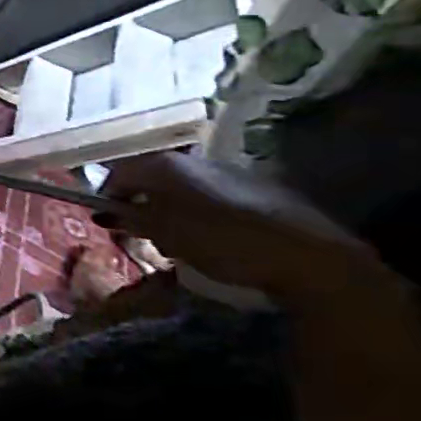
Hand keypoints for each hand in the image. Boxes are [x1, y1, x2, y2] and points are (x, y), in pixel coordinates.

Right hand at [102, 153, 394, 311]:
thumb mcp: (163, 234)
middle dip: (141, 203)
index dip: (106, 197)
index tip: (107, 221)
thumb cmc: (223, 242)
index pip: (116, 173)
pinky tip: (217, 238)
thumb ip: (129, 218)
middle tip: (141, 232)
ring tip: (180, 239)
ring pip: (184, 187)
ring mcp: (230, 172)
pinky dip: (204, 213)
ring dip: (173, 208)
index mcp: (163, 165)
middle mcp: (192, 160)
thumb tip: (106, 211)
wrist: (314, 260)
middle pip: (151, 178)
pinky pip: (215, 197)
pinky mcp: (261, 190)